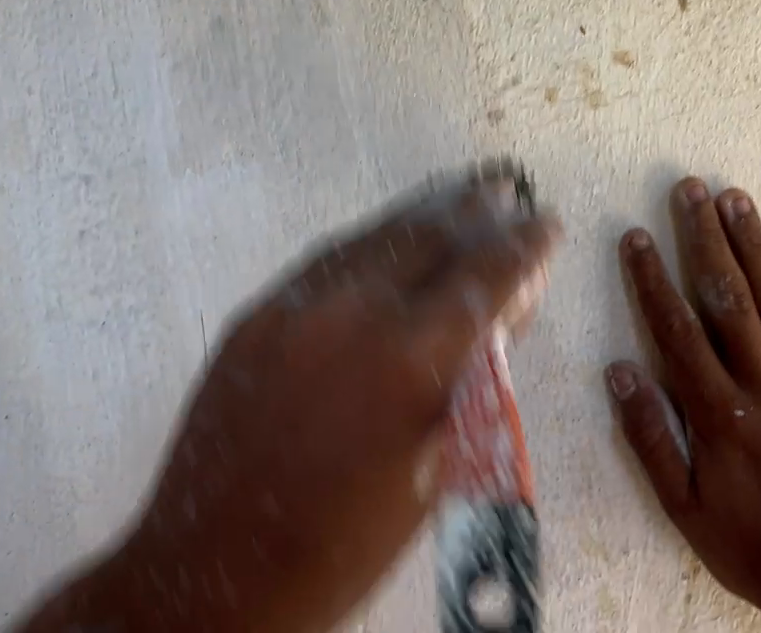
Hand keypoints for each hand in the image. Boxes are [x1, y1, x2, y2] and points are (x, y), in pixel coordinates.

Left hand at [18, 173, 560, 632]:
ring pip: (378, 236)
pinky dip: (373, 237)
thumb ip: (474, 375)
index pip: (483, 278)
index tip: (547, 222)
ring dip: (424, 212)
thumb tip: (508, 309)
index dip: (522, 247)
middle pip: (430, 238)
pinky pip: (330, 257)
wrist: (212, 571)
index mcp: (410, 359)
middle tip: (503, 189)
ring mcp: (298, 305)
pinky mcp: (259, 312)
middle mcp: (355, 312)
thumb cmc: (347, 540)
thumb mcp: (436, 466)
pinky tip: (391, 231)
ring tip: (458, 191)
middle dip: (475, 210)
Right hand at [606, 177, 760, 632]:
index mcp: (718, 414)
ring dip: (755, 247)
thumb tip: (619, 371)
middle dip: (704, 240)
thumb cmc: (752, 546)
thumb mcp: (683, 509)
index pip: (676, 331)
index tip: (637, 236)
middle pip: (728, 300)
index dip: (653, 279)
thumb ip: (649, 438)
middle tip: (690, 189)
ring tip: (736, 199)